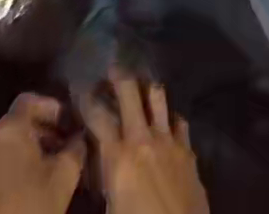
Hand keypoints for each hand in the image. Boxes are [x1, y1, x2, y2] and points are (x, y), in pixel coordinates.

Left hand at [0, 94, 87, 213]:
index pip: (29, 100)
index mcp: (9, 129)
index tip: (70, 123)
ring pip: (10, 146)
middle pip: (20, 123)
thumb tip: (80, 137)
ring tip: (54, 168)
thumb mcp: (65, 175)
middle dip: (46, 130)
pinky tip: (34, 187)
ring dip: (32, 150)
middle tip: (68, 146)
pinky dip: (18, 167)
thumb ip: (76, 148)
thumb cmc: (30, 205)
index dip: (52, 106)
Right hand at [76, 68, 208, 213]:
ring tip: (140, 83)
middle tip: (111, 68)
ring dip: (146, 88)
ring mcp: (170, 141)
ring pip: (158, 98)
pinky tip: (165, 118)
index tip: (79, 85)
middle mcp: (144, 139)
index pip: (98, 117)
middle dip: (119, 77)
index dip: (86, 99)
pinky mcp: (188, 151)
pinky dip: (169, 116)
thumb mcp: (109, 209)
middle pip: (131, 93)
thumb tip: (95, 169)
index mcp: (119, 157)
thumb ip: (100, 185)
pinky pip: (178, 121)